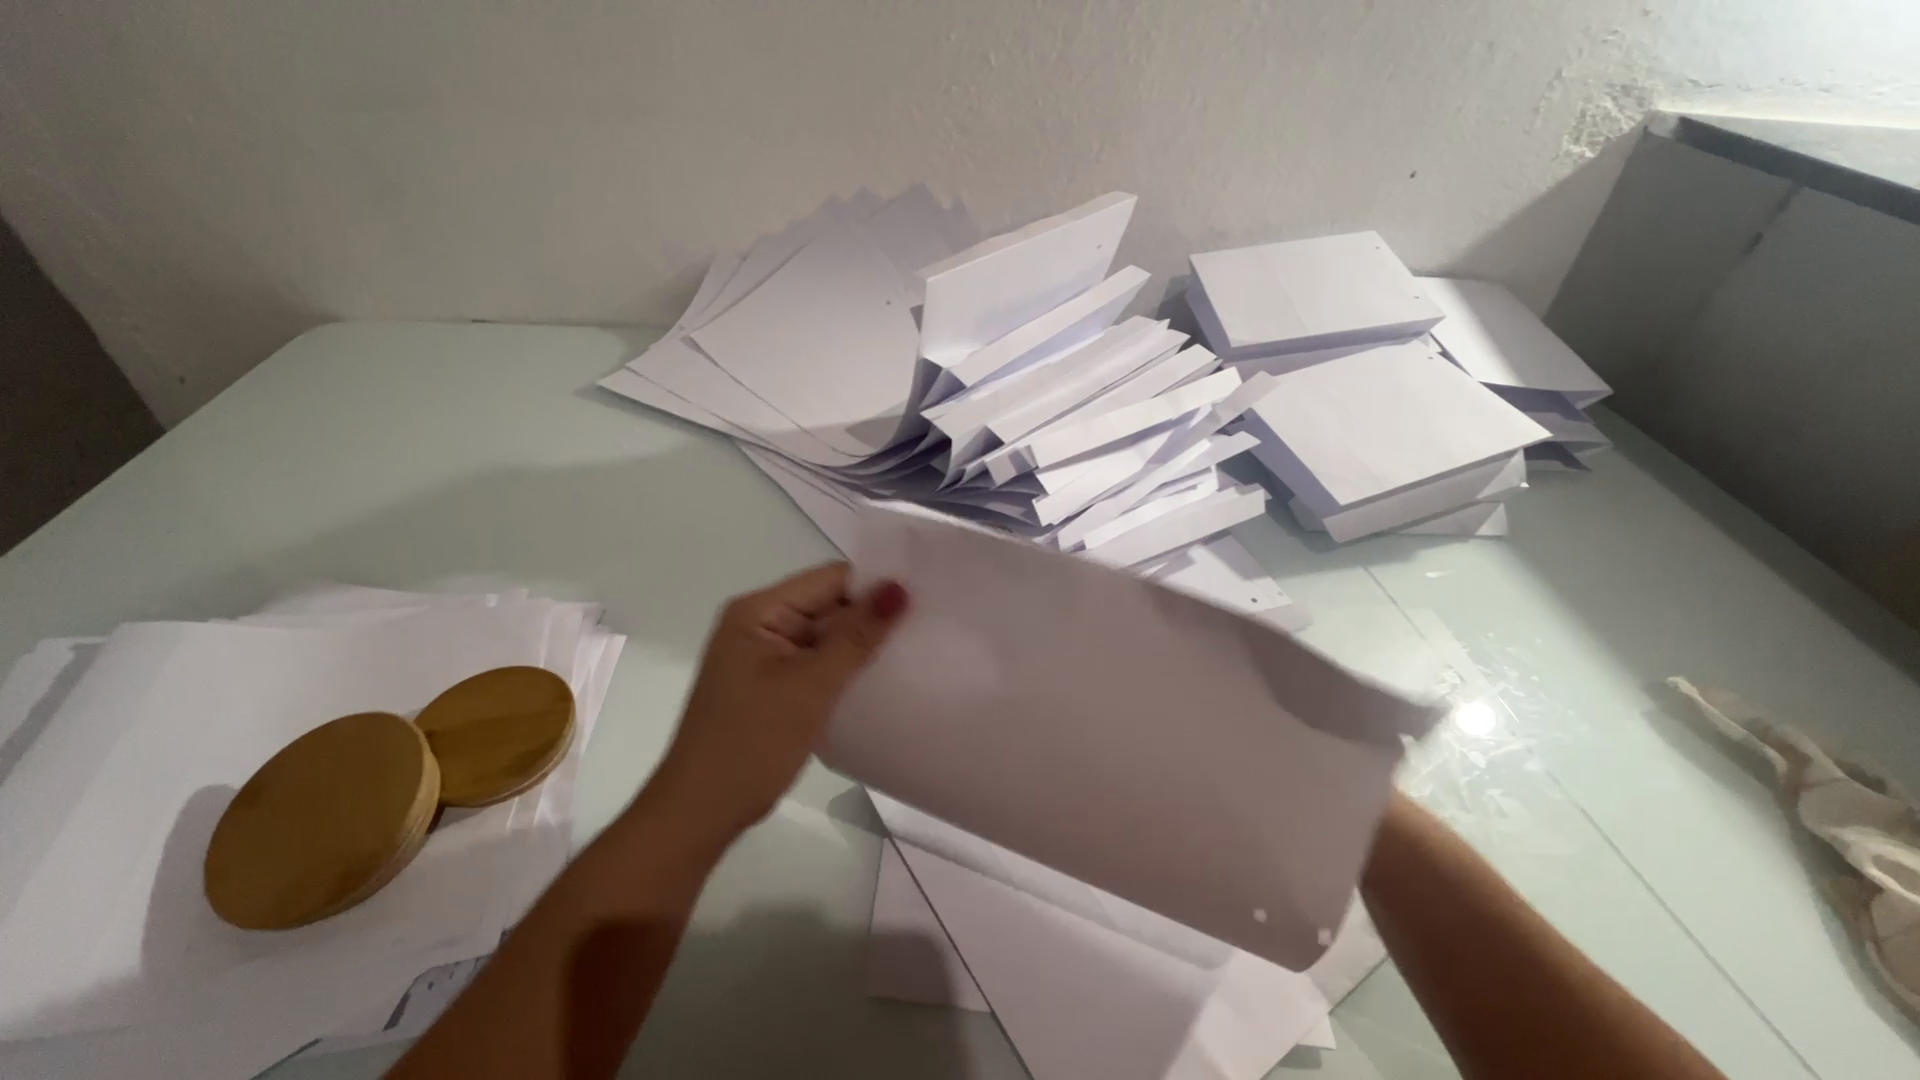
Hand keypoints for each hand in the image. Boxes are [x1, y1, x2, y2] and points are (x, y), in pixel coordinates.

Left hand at [642, 562, 907, 841]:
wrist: (700, 811)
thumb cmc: (751, 743)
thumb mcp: (811, 686)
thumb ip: (857, 635)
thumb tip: (899, 588)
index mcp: (758, 611)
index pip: (829, 580)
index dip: (875, 585)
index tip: (925, 597)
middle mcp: (758, 624)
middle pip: (827, 605)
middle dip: (872, 616)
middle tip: (930, 627)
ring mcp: (763, 657)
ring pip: (825, 637)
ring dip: (861, 645)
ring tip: (915, 651)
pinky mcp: (771, 687)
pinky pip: (816, 665)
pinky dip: (844, 670)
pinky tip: (879, 681)